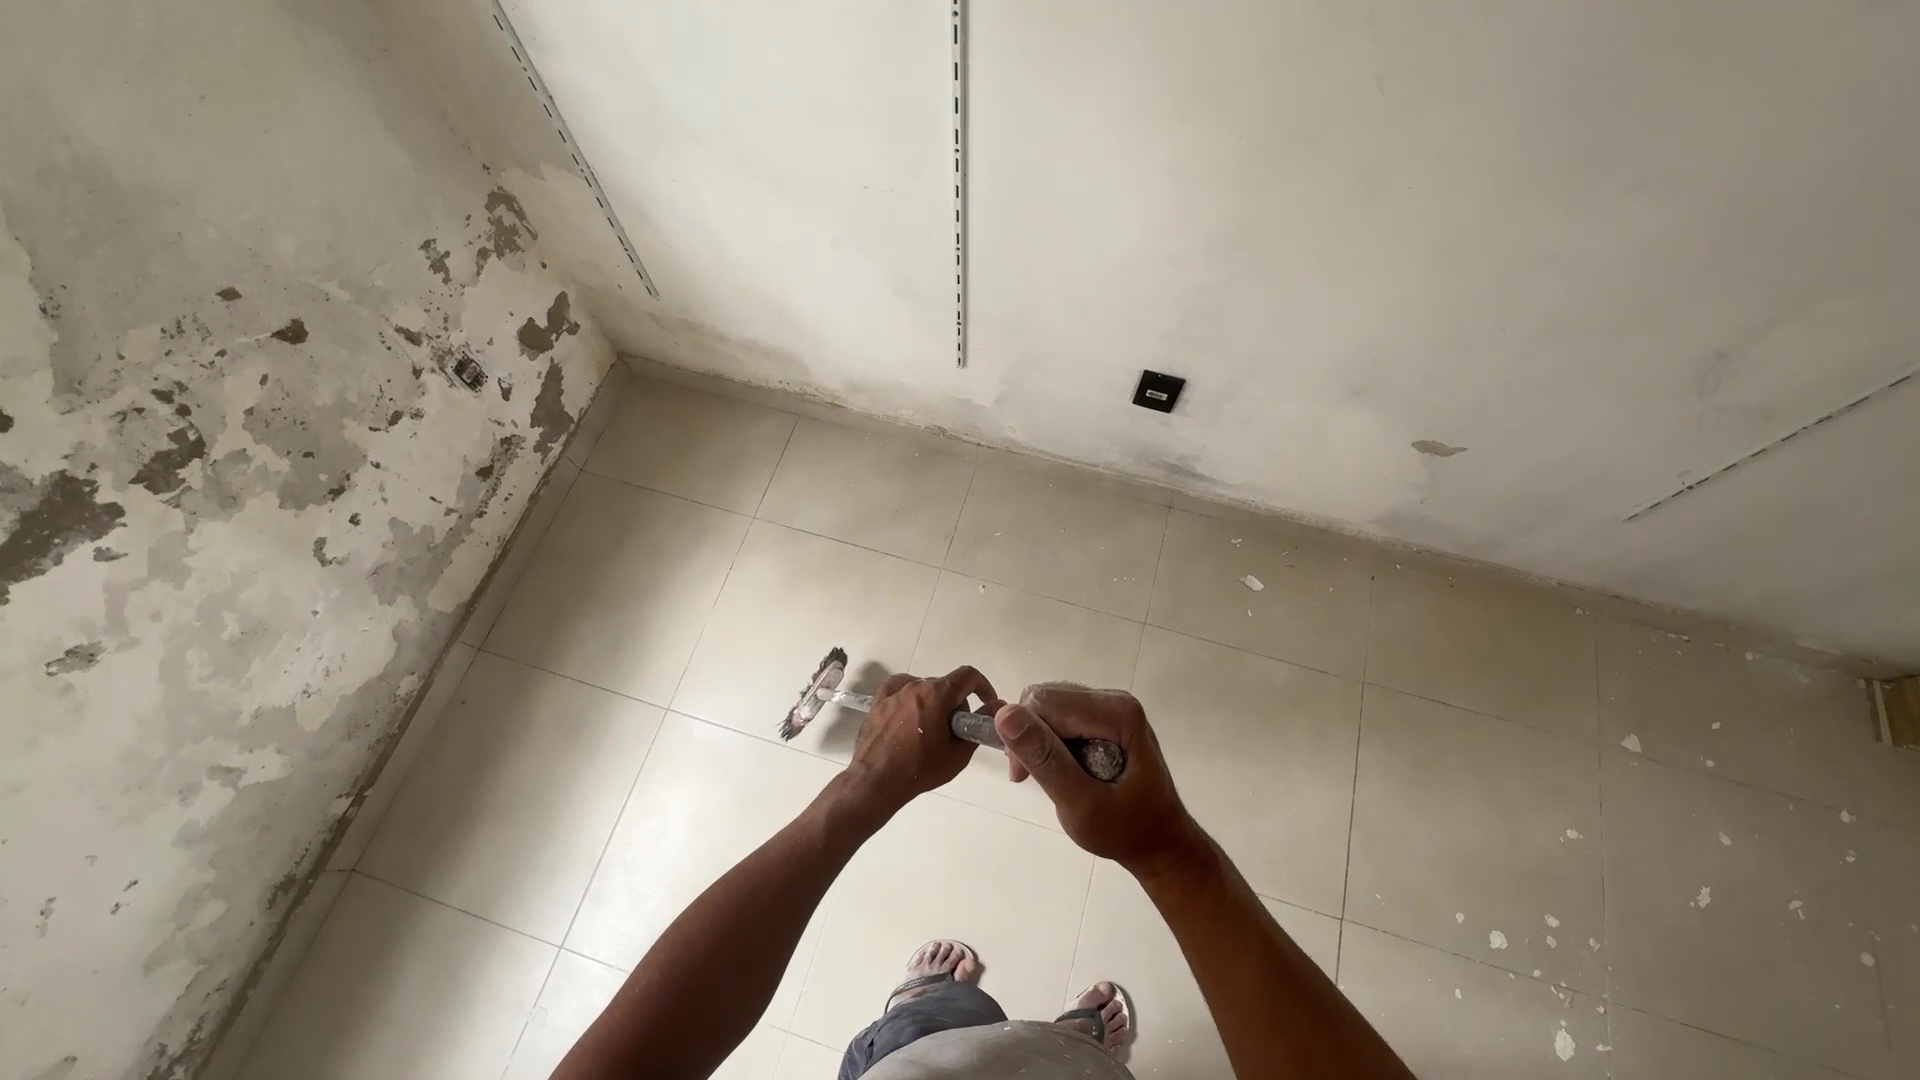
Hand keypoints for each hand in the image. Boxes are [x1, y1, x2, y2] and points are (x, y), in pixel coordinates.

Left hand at [847, 666, 1000, 810]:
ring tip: (930, 731)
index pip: (968, 676)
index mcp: (936, 694)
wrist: (876, 781)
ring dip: (934, 703)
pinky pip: (899, 689)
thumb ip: (977, 728)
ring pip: (923, 688)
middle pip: (945, 685)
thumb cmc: (919, 769)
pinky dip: (910, 697)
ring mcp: (893, 692)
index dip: (983, 687)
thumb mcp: (958, 755)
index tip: (986, 704)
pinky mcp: (877, 702)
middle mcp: (915, 685)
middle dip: (956, 704)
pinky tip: (910, 713)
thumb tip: (993, 709)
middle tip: (955, 731)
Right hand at [994, 684, 1207, 880]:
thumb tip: (1004, 715)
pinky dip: (1050, 740)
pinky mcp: (1105, 716)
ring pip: (1049, 704)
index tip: (1023, 777)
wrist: (1161, 844)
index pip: (1044, 702)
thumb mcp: (1080, 805)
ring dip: (1037, 739)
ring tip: (1048, 776)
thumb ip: (1045, 759)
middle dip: (1029, 736)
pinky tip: (1059, 768)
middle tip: (1031, 778)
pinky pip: (1061, 714)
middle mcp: (1115, 700)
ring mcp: (1111, 706)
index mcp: (1117, 714)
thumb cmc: (1125, 831)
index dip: (1024, 736)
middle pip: (1045, 698)